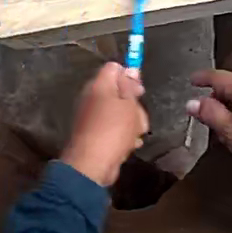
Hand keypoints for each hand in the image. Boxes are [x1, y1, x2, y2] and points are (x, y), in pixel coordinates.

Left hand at [60, 62, 149, 186]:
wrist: (92, 164)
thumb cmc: (113, 130)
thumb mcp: (128, 105)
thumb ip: (130, 86)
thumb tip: (131, 69)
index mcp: (99, 85)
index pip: (114, 68)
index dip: (129, 75)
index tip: (139, 90)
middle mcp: (93, 97)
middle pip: (119, 91)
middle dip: (134, 104)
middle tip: (138, 116)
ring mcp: (93, 117)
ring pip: (120, 112)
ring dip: (132, 122)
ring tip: (134, 134)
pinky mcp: (96, 134)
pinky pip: (115, 128)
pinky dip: (124, 135)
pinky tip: (129, 144)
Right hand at [186, 70, 231, 189]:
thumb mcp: (230, 128)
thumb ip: (209, 114)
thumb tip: (191, 102)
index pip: (216, 76)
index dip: (202, 78)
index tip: (191, 80)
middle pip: (229, 84)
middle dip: (214, 93)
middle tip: (201, 107)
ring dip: (228, 105)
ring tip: (218, 119)